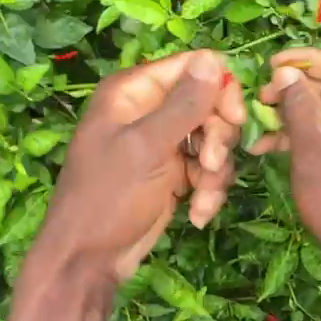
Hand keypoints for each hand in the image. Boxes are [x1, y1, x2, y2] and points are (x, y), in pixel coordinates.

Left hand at [12, 49, 244, 320]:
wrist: (88, 260)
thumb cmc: (107, 198)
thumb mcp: (147, 147)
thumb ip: (184, 104)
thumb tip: (215, 60)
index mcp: (134, 90)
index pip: (195, 67)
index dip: (220, 90)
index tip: (233, 120)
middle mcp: (149, 110)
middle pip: (210, 103)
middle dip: (218, 138)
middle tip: (212, 164)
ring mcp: (162, 142)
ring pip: (214, 139)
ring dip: (216, 171)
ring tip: (202, 199)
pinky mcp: (173, 172)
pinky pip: (208, 168)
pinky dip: (209, 190)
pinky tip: (198, 213)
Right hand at [252, 47, 320, 305]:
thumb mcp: (312, 155)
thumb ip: (298, 110)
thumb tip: (286, 74)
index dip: (302, 59)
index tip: (269, 65)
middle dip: (295, 90)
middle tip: (260, 98)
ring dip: (296, 116)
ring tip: (259, 125)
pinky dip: (307, 138)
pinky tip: (272, 148)